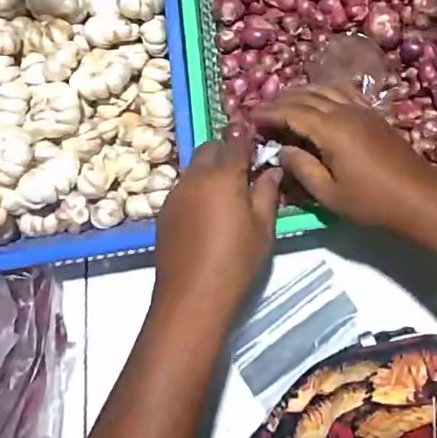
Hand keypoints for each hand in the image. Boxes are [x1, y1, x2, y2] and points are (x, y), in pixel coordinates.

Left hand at [152, 140, 282, 311]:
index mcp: (222, 175)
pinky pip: (183, 188)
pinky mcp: (164, 212)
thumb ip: (266, 192)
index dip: (247, 140)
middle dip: (226, 153)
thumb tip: (272, 170)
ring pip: (194, 168)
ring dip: (210, 171)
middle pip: (210, 149)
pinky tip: (207, 215)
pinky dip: (197, 190)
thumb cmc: (236, 261)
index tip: (258, 147)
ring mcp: (175, 194)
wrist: (192, 297)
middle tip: (244, 175)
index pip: (235, 142)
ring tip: (227, 197)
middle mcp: (195, 176)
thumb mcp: (262, 228)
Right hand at [251, 84, 436, 229]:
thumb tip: (283, 149)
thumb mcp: (330, 194)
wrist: (420, 198)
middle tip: (260, 109)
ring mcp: (362, 111)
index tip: (249, 116)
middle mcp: (345, 112)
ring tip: (283, 101)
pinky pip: (344, 92)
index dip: (269, 113)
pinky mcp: (373, 116)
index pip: (292, 113)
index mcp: (331, 130)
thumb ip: (302, 169)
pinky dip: (325, 90)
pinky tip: (320, 97)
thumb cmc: (373, 202)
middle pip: (307, 97)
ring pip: (325, 90)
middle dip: (280, 100)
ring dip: (302, 92)